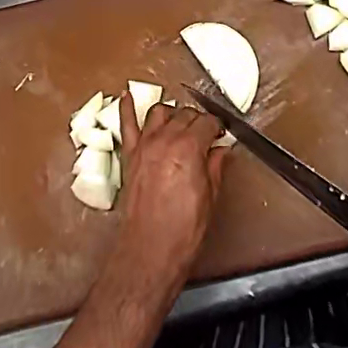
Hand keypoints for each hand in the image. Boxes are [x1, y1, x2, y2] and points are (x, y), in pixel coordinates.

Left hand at [28, 98, 228, 347]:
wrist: (150, 252)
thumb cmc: (182, 231)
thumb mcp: (211, 196)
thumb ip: (215, 166)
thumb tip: (220, 152)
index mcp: (189, 147)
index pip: (208, 121)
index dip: (217, 126)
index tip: (221, 133)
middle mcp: (165, 140)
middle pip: (185, 114)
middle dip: (198, 120)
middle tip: (206, 133)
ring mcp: (144, 146)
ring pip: (160, 112)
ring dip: (172, 113)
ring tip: (179, 120)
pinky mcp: (130, 157)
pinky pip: (126, 125)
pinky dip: (127, 109)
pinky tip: (127, 96)